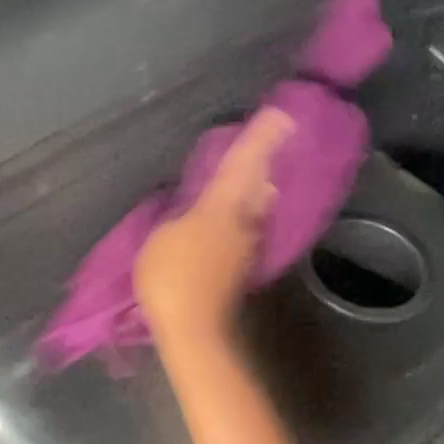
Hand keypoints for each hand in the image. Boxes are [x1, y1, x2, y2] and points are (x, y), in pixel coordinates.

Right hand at [136, 109, 292, 345]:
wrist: (193, 329)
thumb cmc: (172, 277)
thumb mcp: (162, 236)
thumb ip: (181, 215)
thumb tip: (199, 206)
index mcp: (223, 207)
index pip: (244, 164)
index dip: (261, 139)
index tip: (281, 114)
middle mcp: (244, 222)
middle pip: (258, 186)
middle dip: (262, 165)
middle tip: (267, 144)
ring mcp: (247, 248)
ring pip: (257, 209)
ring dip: (255, 191)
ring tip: (251, 178)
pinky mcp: (241, 268)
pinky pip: (247, 229)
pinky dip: (244, 216)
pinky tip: (233, 220)